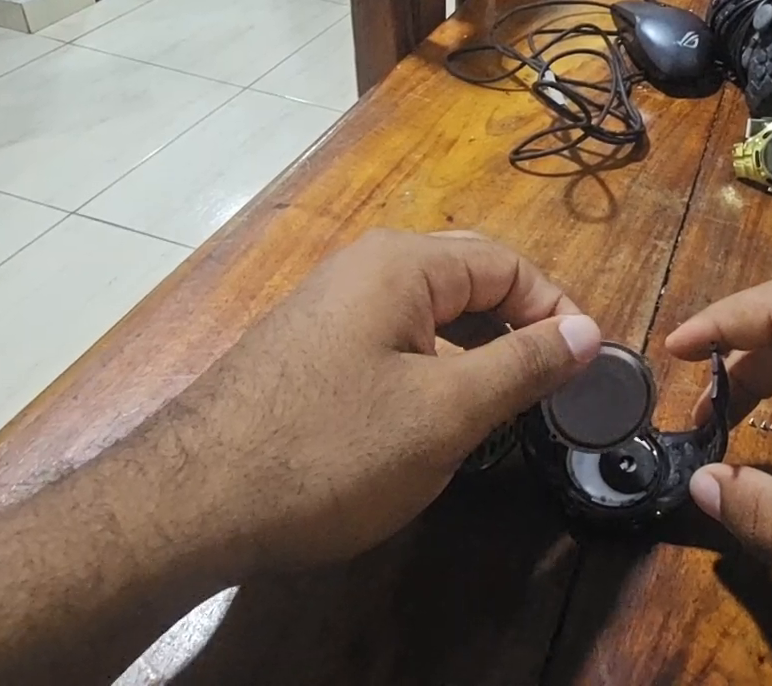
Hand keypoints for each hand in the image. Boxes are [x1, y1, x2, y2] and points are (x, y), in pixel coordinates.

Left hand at [164, 229, 601, 570]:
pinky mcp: (315, 342)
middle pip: (472, 276)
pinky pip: (398, 333)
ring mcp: (335, 302)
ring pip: (434, 308)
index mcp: (403, 263)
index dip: (556, 310)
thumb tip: (587, 330)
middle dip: (519, 323)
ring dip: (479, 344)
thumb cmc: (329, 451)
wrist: (184, 508)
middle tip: (550, 380)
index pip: (508, 264)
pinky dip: (436, 360)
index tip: (584, 367)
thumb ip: (523, 364)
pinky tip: (437, 406)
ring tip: (504, 397)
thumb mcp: (444, 413)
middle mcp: (367, 265)